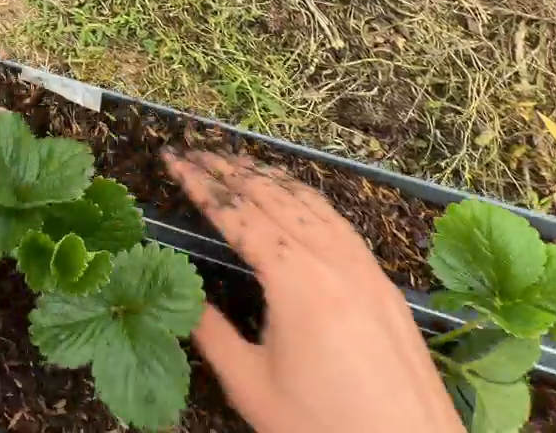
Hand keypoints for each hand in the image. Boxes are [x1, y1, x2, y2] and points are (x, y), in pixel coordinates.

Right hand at [165, 149, 462, 432]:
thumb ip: (210, 331)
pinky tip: (292, 196)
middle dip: (228, 168)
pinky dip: (305, 196)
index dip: (200, 184)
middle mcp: (333, 261)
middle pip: (273, 195)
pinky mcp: (384, 284)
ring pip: (309, 201)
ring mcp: (365, 269)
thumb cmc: (324, 429)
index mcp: (297, 281)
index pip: (238, 213)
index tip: (171, 160)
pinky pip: (337, 221)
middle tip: (193, 150)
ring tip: (234, 161)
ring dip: (267, 176)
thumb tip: (178, 290)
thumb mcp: (252, 386)